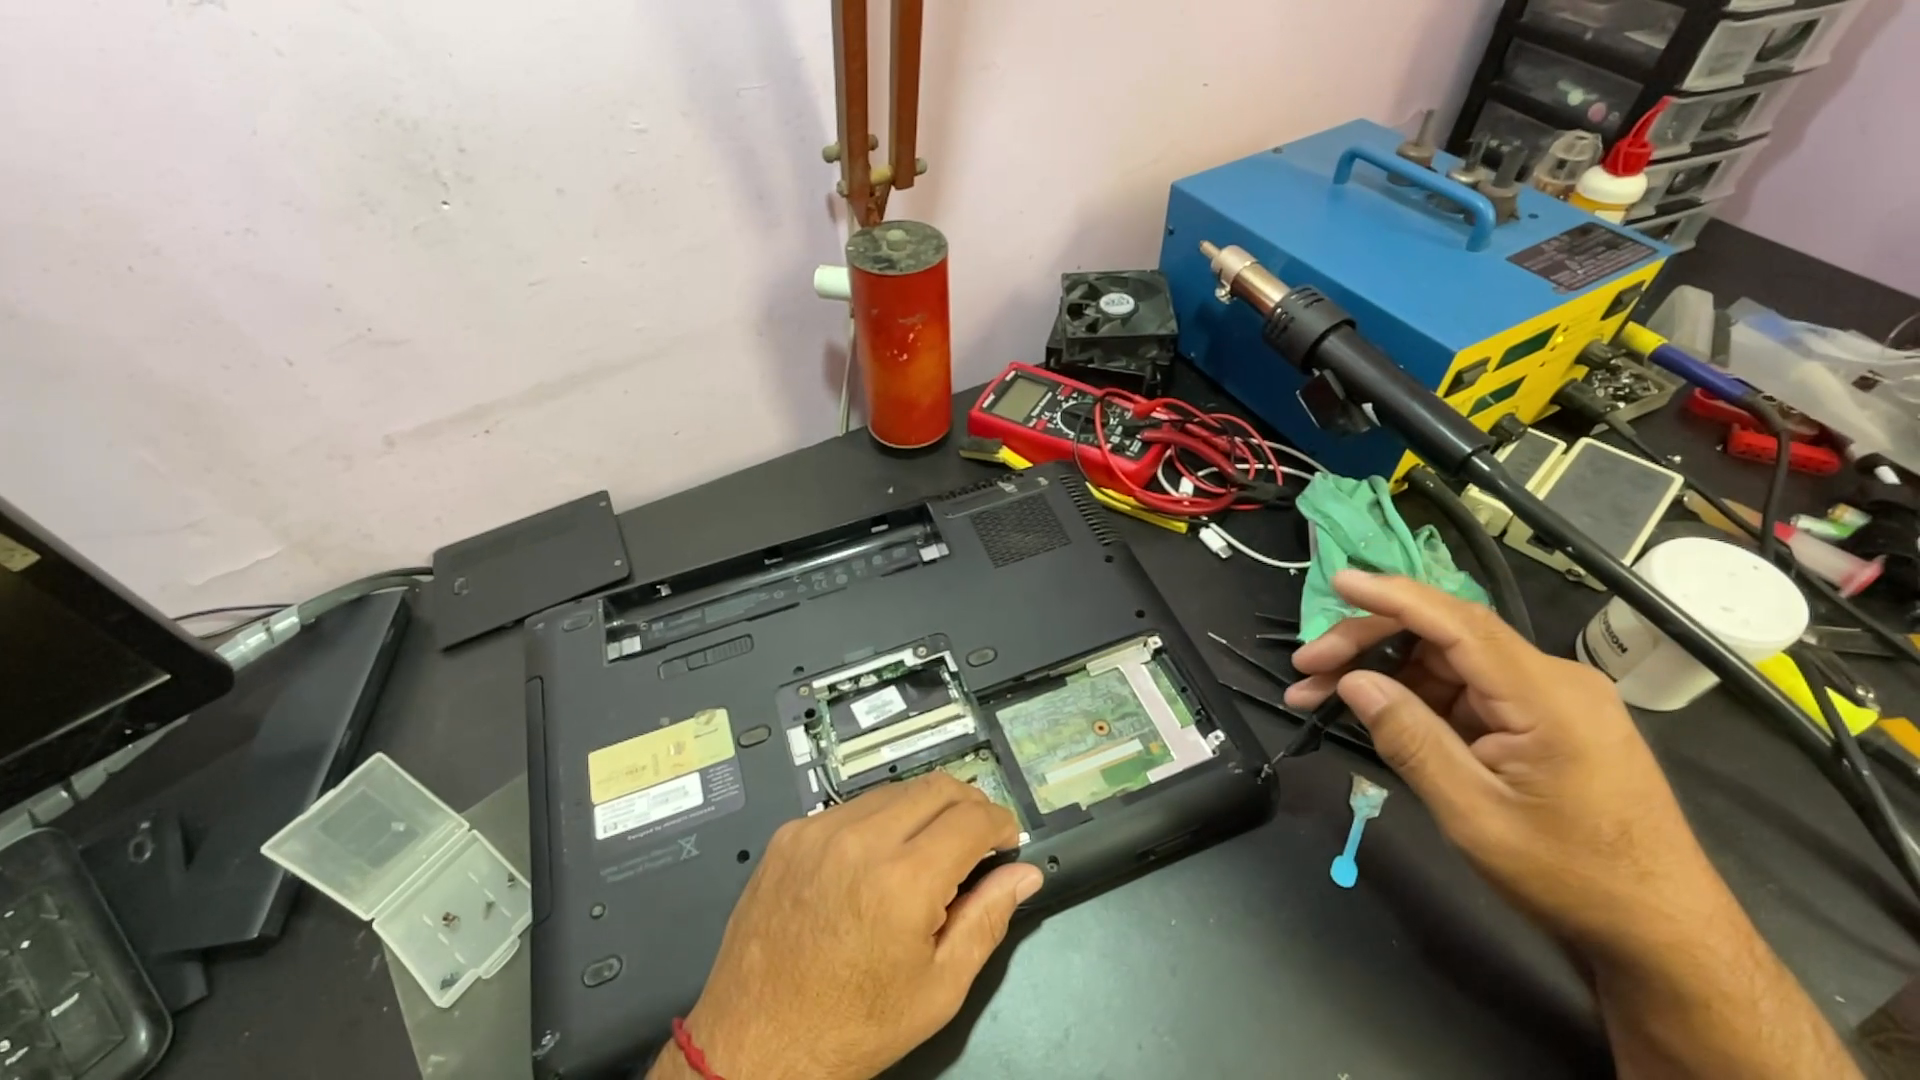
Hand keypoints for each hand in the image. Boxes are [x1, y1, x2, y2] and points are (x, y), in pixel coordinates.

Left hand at [653, 773, 1042, 1079]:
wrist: (754, 1045)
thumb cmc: (854, 1026)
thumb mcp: (938, 988)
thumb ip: (988, 919)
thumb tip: (1025, 874)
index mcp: (903, 880)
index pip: (972, 817)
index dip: (1001, 823)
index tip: (1007, 841)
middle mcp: (859, 840)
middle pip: (936, 787)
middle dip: (968, 805)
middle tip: (977, 840)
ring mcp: (816, 831)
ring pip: (892, 790)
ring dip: (923, 809)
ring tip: (928, 852)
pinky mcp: (788, 835)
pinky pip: (849, 808)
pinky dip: (877, 821)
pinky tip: (877, 860)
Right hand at [1282, 570, 1729, 956]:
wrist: (1662, 932)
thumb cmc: (1570, 876)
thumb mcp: (1473, 814)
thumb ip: (1410, 740)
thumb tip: (1354, 682)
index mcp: (1545, 696)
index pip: (1456, 622)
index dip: (1392, 596)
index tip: (1337, 581)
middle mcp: (1553, 680)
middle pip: (1445, 638)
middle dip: (1369, 645)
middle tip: (1305, 670)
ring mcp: (1552, 700)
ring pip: (1451, 665)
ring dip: (1386, 676)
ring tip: (1321, 697)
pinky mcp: (1546, 722)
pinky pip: (1470, 693)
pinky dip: (1418, 700)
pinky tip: (1378, 716)